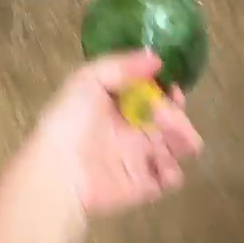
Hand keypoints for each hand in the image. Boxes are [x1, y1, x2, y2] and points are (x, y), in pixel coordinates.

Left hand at [11, 50, 203, 221]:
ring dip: (183, 142)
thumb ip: (122, 65)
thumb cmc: (70, 120)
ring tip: (182, 144)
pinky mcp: (142, 184)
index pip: (150, 92)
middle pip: (167, 118)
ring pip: (174, 146)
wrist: (60, 172)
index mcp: (116, 102)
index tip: (174, 90)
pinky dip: (173, 173)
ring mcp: (137, 156)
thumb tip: (156, 58)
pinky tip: (165, 167)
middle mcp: (129, 127)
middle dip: (178, 117)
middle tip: (174, 120)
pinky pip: (169, 178)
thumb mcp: (88, 79)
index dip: (166, 89)